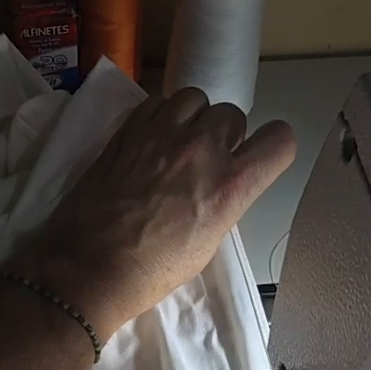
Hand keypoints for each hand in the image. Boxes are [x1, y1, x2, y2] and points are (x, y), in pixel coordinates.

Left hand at [9, 88, 294, 337]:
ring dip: (193, 117)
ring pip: (196, 98)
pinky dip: (161, 114)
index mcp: (231, 186)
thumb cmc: (152, 271)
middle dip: (225, 136)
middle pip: (233, 115)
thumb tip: (220, 182)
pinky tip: (152, 139)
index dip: (272, 148)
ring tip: (178, 144)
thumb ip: (224, 201)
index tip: (258, 158)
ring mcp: (163, 133)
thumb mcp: (207, 243)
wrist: (90, 267)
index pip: (280, 140)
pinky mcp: (129, 129)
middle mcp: (202, 150)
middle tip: (205, 163)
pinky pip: (158, 100)